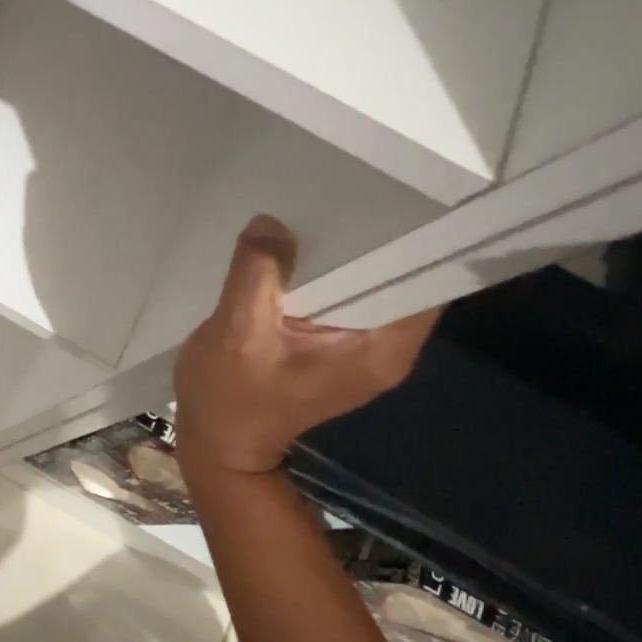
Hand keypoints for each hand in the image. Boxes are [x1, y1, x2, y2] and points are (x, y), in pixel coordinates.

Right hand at [175, 215, 439, 474]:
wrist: (218, 447)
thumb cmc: (231, 398)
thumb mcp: (237, 332)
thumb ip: (257, 274)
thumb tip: (270, 223)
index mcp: (380, 348)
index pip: (423, 280)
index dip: (413, 236)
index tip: (388, 194)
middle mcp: (386, 349)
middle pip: (396, 278)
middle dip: (371, 239)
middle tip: (343, 194)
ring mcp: (361, 351)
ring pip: (367, 287)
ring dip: (344, 257)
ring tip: (318, 217)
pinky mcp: (336, 351)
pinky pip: (342, 301)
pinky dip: (325, 279)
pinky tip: (296, 257)